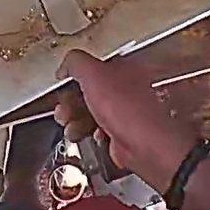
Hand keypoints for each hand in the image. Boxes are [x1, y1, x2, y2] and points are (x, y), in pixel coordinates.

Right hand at [55, 50, 200, 188]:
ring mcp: (127, 111)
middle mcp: (129, 88)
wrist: (146, 145)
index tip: (63, 84)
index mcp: (126, 68)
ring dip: (76, 118)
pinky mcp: (124, 132)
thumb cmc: (129, 109)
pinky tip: (90, 133)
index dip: (75, 75)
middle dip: (72, 101)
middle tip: (63, 108)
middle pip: (91, 91)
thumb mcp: (94, 75)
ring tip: (70, 124)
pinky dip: (90, 132)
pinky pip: (100, 129)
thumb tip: (66, 65)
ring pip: (94, 111)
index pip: (95, 66)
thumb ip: (76, 63)